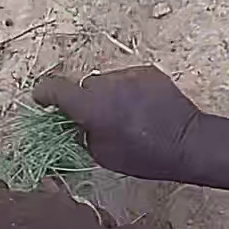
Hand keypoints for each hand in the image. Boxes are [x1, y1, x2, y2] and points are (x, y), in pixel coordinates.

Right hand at [34, 67, 205, 181]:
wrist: (187, 142)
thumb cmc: (143, 157)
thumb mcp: (103, 154)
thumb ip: (83, 134)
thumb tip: (76, 123)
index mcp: (91, 107)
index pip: (55, 89)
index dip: (44, 94)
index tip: (42, 100)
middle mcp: (106, 85)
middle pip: (84, 87)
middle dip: (85, 101)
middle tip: (95, 120)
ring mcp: (128, 75)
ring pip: (106, 82)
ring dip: (107, 95)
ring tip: (124, 116)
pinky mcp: (147, 72)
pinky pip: (126, 79)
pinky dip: (127, 91)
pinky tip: (140, 108)